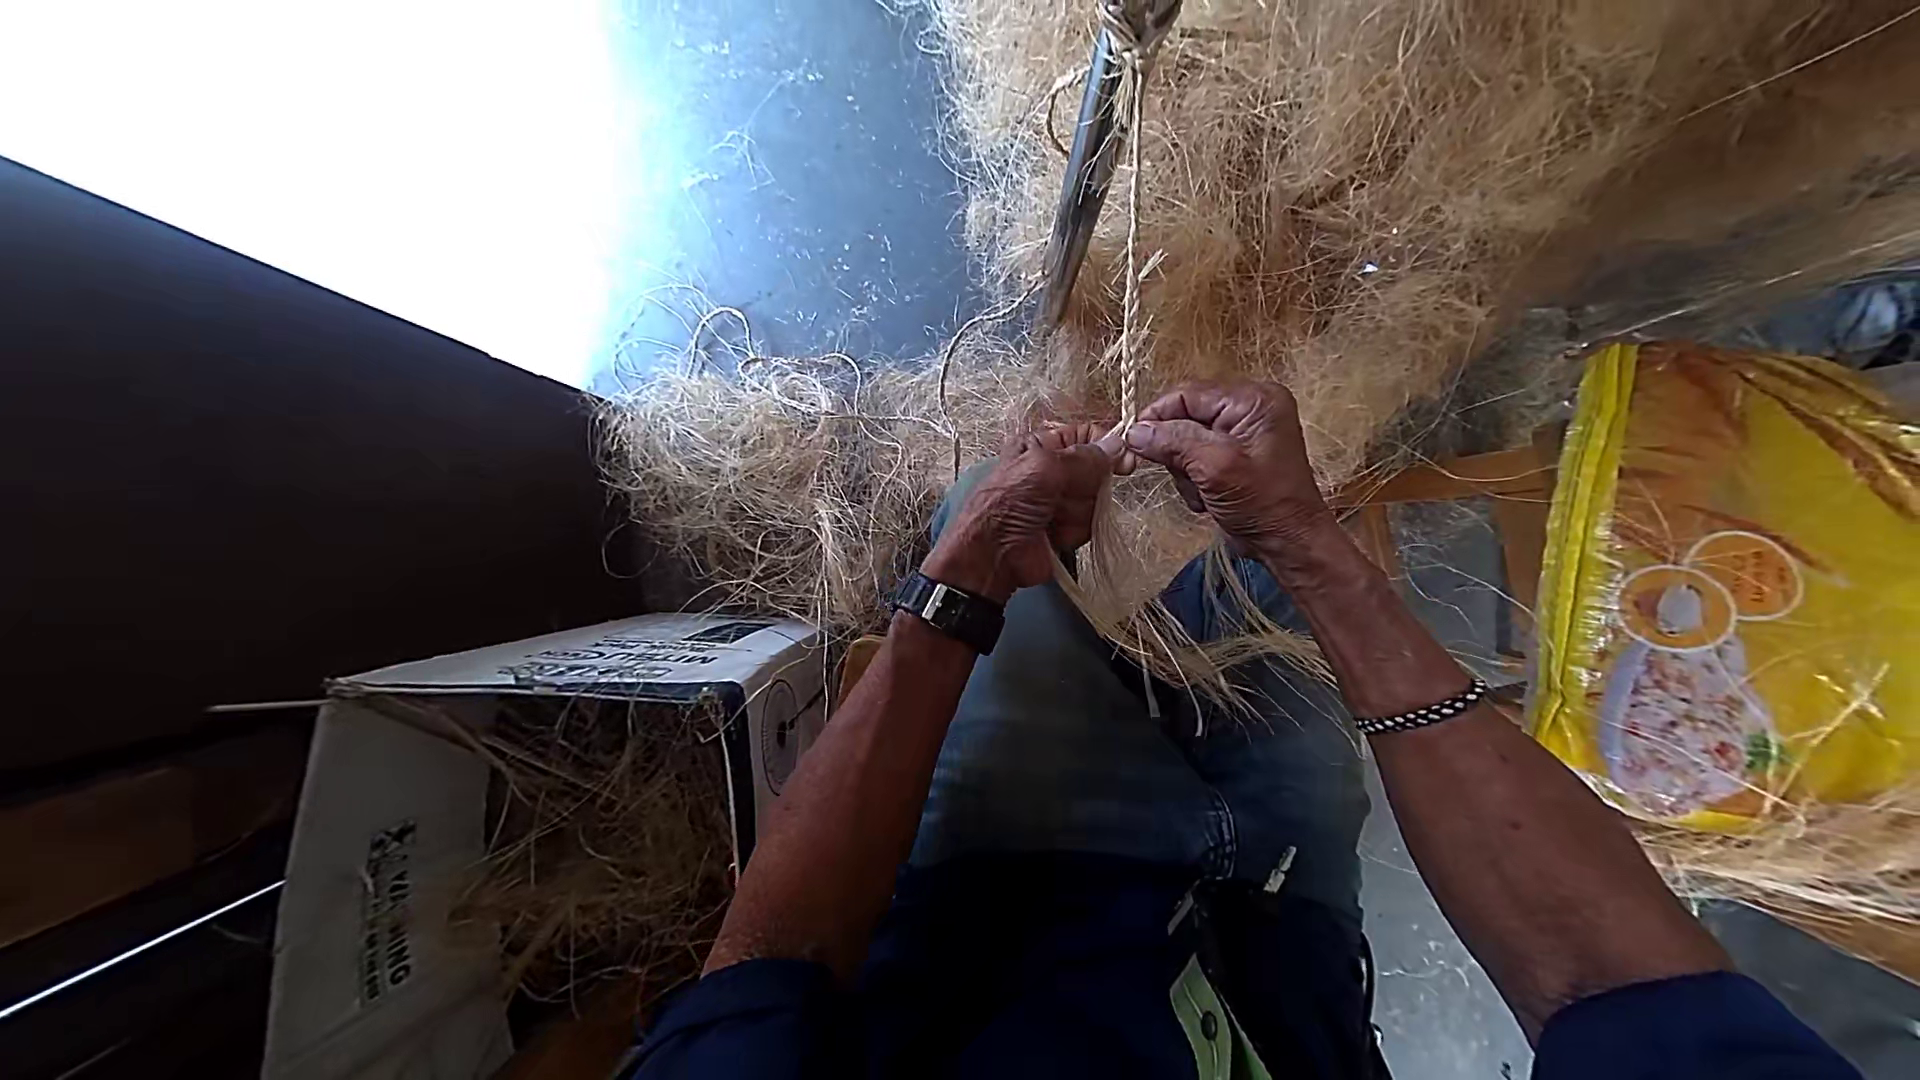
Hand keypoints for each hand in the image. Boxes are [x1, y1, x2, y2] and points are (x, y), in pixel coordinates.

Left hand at [923, 423, 1116, 602]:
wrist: (994, 554)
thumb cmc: (1010, 502)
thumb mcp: (1045, 467)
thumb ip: (1085, 456)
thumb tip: (1120, 443)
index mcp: (1041, 445)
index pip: (1086, 435)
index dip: (1108, 445)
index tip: (1126, 460)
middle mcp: (1052, 470)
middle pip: (1097, 470)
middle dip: (1090, 486)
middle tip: (1070, 496)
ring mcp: (1060, 500)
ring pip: (1096, 498)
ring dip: (1080, 511)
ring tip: (1056, 519)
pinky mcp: (1066, 527)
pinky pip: (1089, 523)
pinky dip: (1076, 530)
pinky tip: (1057, 535)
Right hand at [1119, 381, 1333, 556]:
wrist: (1287, 542)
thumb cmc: (1261, 503)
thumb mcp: (1214, 467)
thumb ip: (1174, 442)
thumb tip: (1133, 431)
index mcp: (1252, 399)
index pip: (1187, 394)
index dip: (1156, 416)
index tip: (1134, 443)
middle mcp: (1247, 407)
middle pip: (1184, 415)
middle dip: (1175, 449)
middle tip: (1185, 475)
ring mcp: (1240, 432)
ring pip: (1183, 438)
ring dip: (1183, 468)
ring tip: (1201, 489)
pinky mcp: (1232, 453)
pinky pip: (1193, 455)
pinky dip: (1191, 477)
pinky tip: (1207, 494)